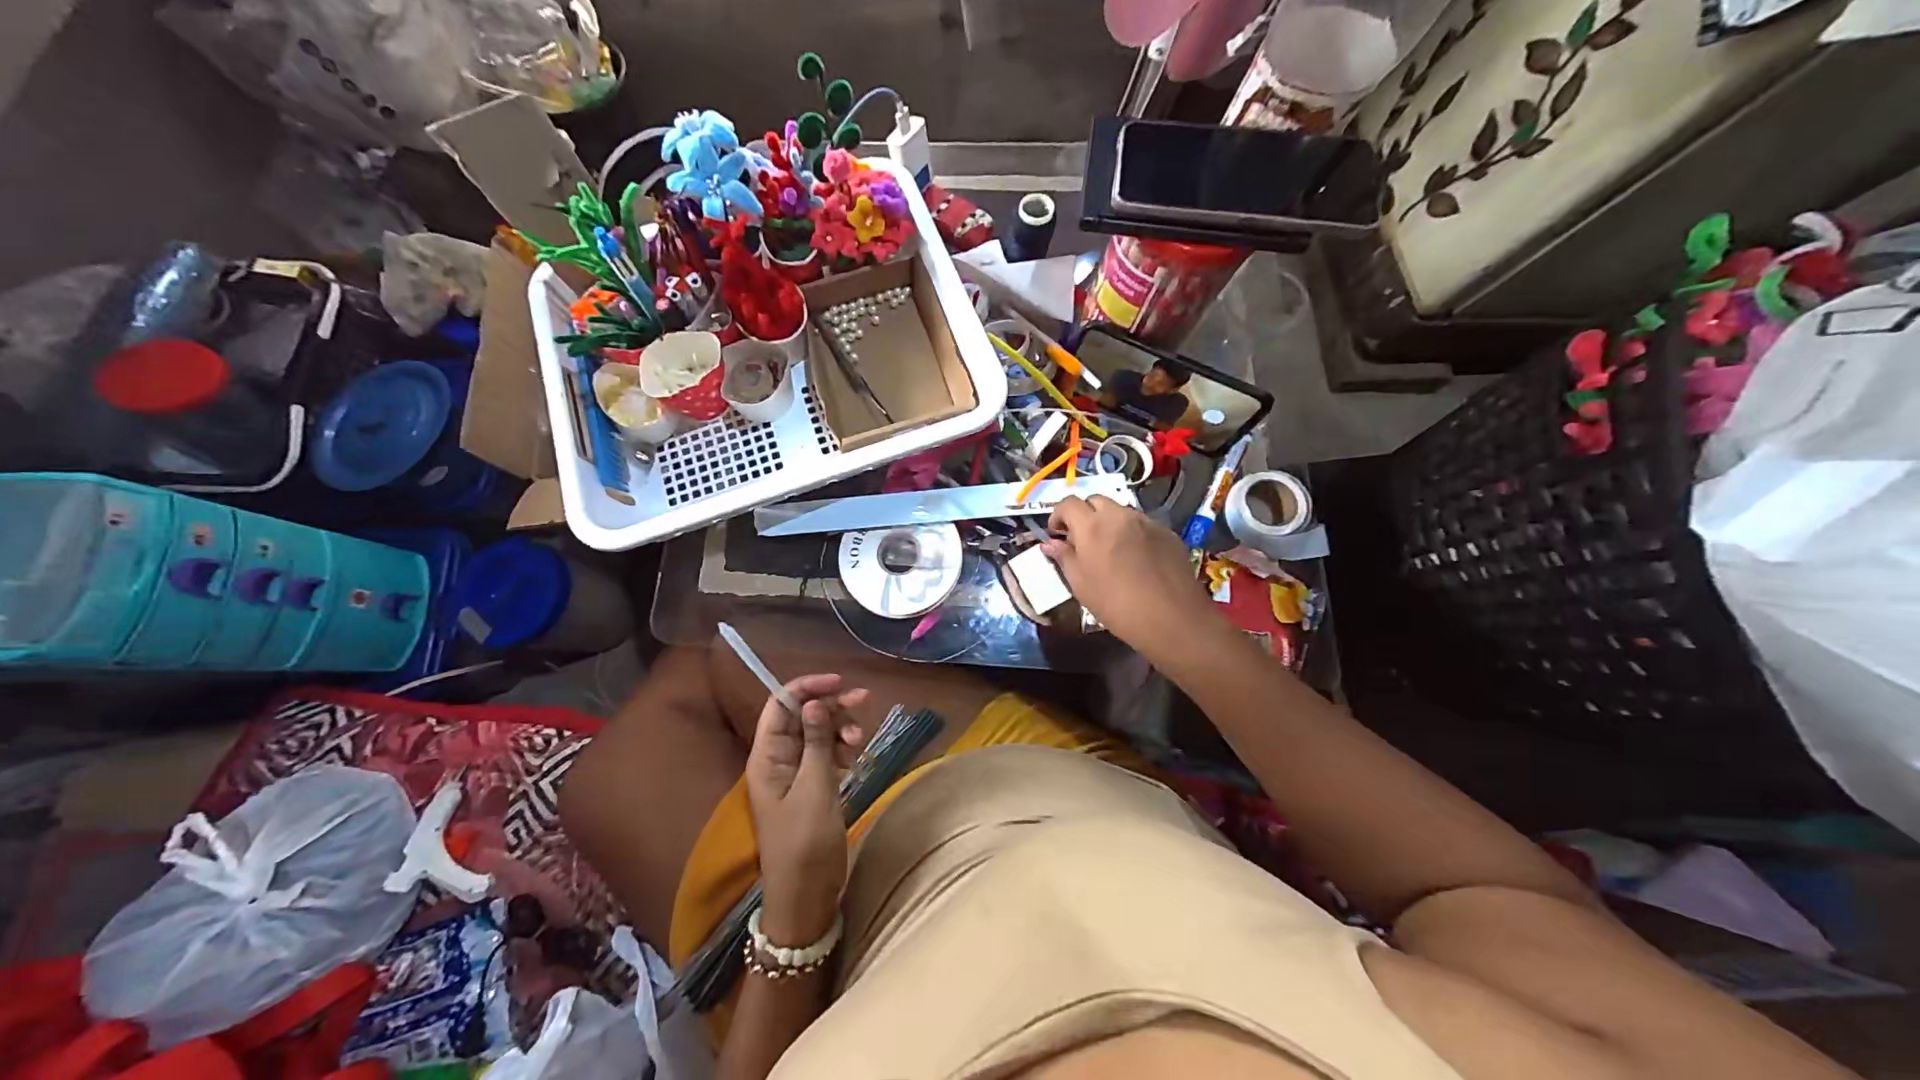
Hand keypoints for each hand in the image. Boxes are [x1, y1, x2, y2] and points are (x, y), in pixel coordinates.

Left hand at [745, 674, 869, 944]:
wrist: (807, 896)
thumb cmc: (805, 842)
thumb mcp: (815, 788)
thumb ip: (817, 743)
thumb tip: (814, 703)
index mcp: (767, 756)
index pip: (781, 705)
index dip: (807, 688)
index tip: (839, 682)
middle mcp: (780, 759)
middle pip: (804, 715)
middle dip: (831, 705)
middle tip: (863, 700)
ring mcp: (799, 773)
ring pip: (820, 733)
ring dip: (842, 728)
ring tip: (860, 741)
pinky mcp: (816, 787)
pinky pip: (830, 754)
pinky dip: (845, 748)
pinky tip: (857, 754)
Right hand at [1042, 495, 1223, 662]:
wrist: (1171, 617)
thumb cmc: (1117, 605)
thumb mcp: (1081, 585)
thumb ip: (1064, 558)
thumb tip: (1050, 543)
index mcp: (1092, 526)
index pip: (1068, 503)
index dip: (1058, 515)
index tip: (1056, 533)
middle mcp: (1119, 515)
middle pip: (1095, 500)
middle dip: (1084, 514)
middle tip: (1082, 539)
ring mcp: (1146, 522)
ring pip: (1120, 511)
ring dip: (1109, 522)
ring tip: (1110, 549)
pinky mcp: (1167, 532)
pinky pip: (1142, 524)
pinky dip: (1131, 533)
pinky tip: (1135, 558)